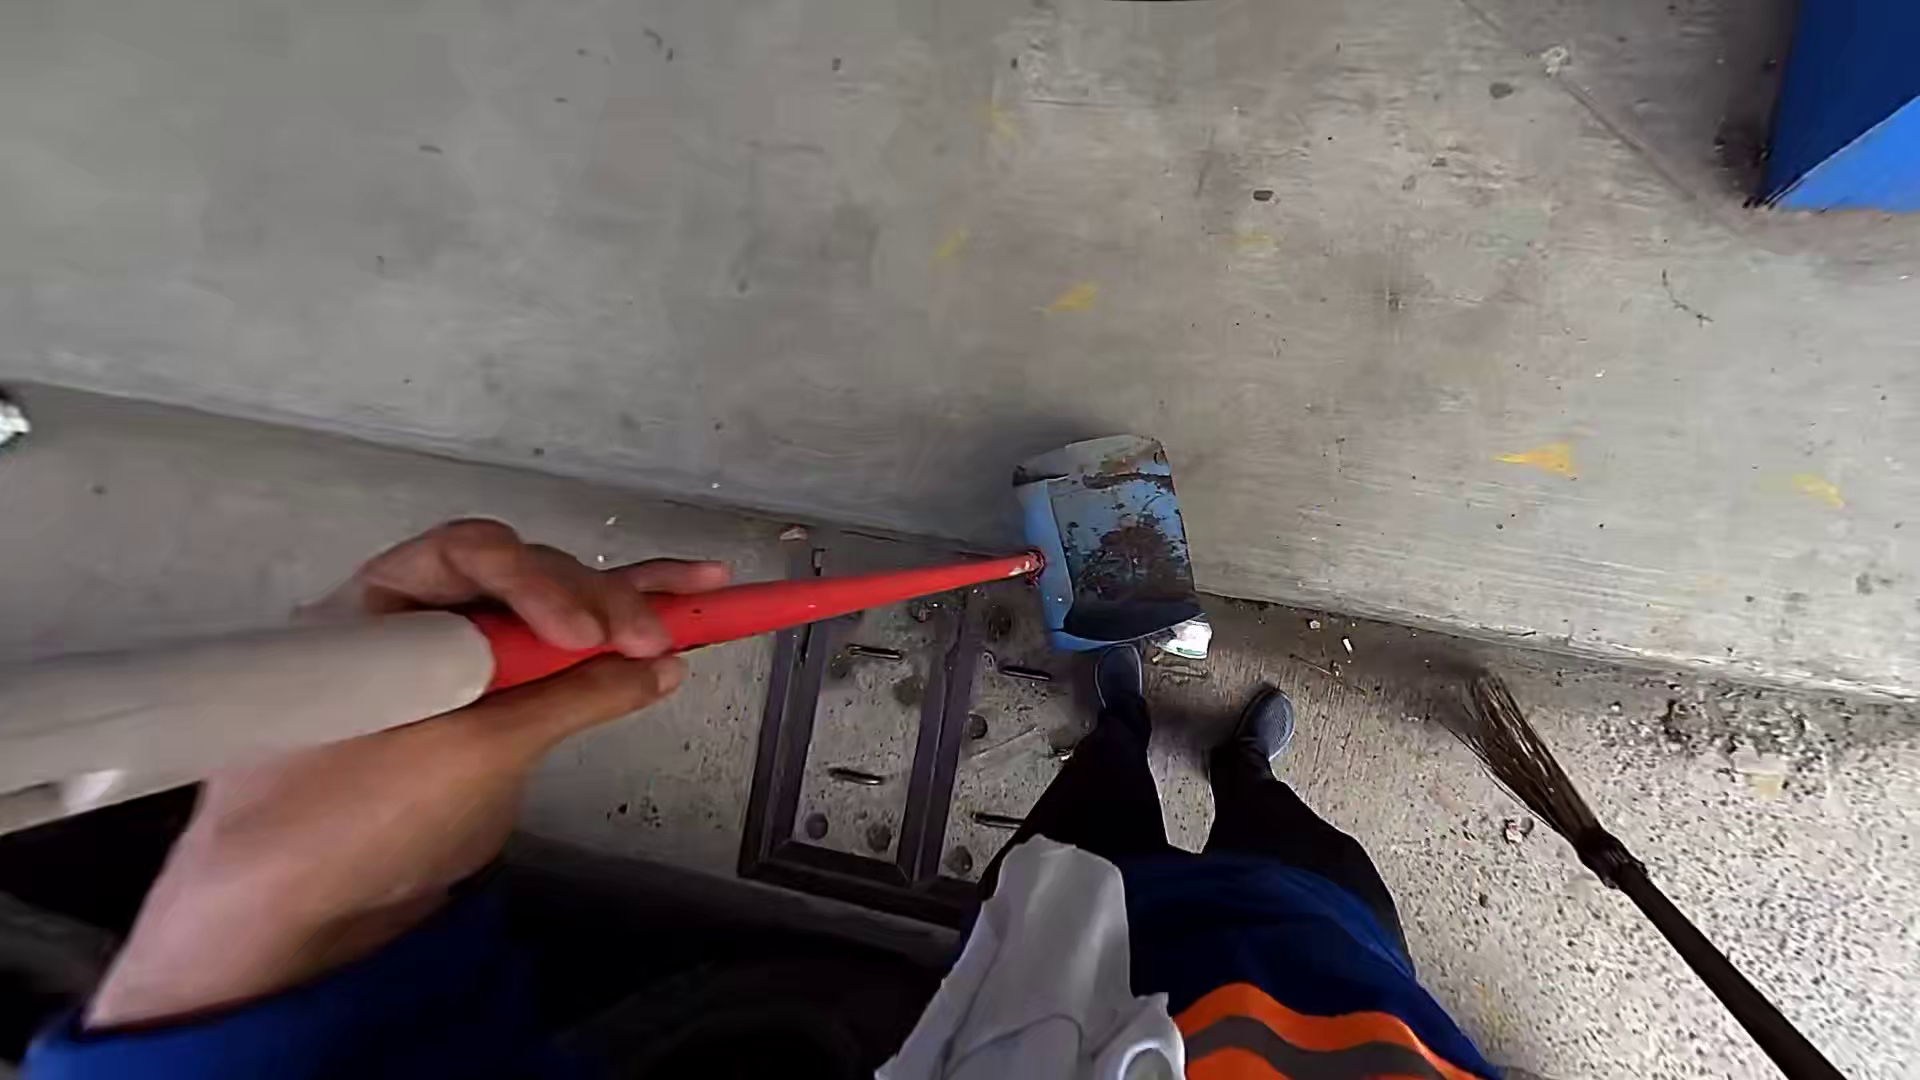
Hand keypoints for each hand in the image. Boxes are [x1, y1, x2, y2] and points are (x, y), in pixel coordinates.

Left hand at [87, 519, 728, 1027]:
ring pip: (574, 597)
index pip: (466, 554)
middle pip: (535, 574)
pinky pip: (592, 636)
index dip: (533, 582)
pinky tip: (698, 592)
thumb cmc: (354, 825)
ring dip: (640, 598)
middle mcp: (440, 610)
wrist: (321, 912)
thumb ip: (571, 700)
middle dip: (600, 600)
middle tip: (651, 640)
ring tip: (708, 590)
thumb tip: (668, 665)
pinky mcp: (527, 678)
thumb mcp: (467, 758)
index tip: (582, 638)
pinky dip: (642, 617)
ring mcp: (489, 643)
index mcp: (383, 608)